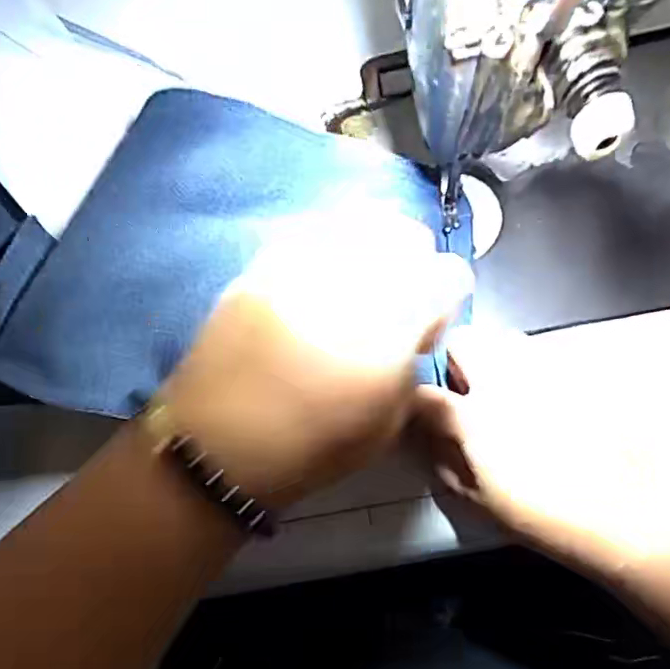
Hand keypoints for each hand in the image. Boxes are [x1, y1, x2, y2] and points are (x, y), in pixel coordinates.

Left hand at [157, 213, 473, 507]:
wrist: (221, 445)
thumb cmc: (313, 447)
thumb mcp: (386, 423)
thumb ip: (410, 364)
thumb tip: (414, 333)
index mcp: (393, 324)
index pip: (448, 274)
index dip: (447, 298)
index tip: (429, 325)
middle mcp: (352, 277)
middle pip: (407, 235)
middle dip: (414, 265)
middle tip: (397, 302)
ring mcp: (302, 261)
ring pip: (358, 221)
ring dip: (372, 248)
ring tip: (359, 284)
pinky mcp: (263, 261)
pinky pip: (310, 230)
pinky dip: (328, 245)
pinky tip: (321, 279)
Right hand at [410, 326, 669, 576]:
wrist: (616, 509)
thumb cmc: (540, 513)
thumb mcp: (476, 499)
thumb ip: (442, 460)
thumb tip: (426, 437)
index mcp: (472, 416)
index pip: (423, 390)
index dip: (417, 400)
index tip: (424, 411)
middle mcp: (505, 380)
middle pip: (465, 340)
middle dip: (456, 360)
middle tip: (464, 390)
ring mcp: (545, 370)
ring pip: (505, 339)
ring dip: (495, 359)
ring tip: (506, 394)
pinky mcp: (579, 372)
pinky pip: (544, 356)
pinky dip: (534, 370)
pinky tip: (545, 403)